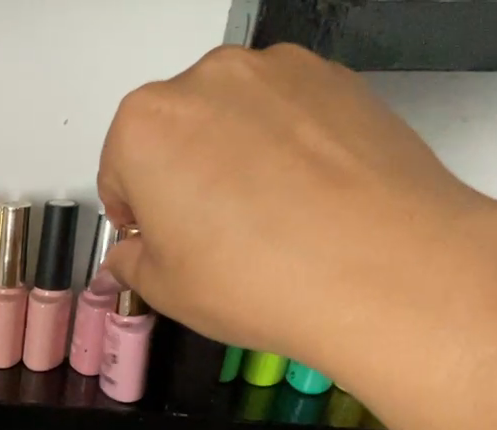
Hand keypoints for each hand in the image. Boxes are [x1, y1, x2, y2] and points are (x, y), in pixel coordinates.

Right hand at [97, 44, 496, 366]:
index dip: (133, 212)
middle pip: (173, 132)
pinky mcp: (334, 79)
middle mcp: (207, 81)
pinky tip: (298, 204)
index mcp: (146, 126)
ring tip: (258, 224)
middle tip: (205, 236)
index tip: (153, 238)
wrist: (379, 268)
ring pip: (231, 119)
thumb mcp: (164, 289)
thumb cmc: (264, 276)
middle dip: (179, 177)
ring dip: (231, 160)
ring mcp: (277, 73)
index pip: (117, 168)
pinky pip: (286, 115)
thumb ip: (132, 261)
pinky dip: (283, 150)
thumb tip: (135, 254)